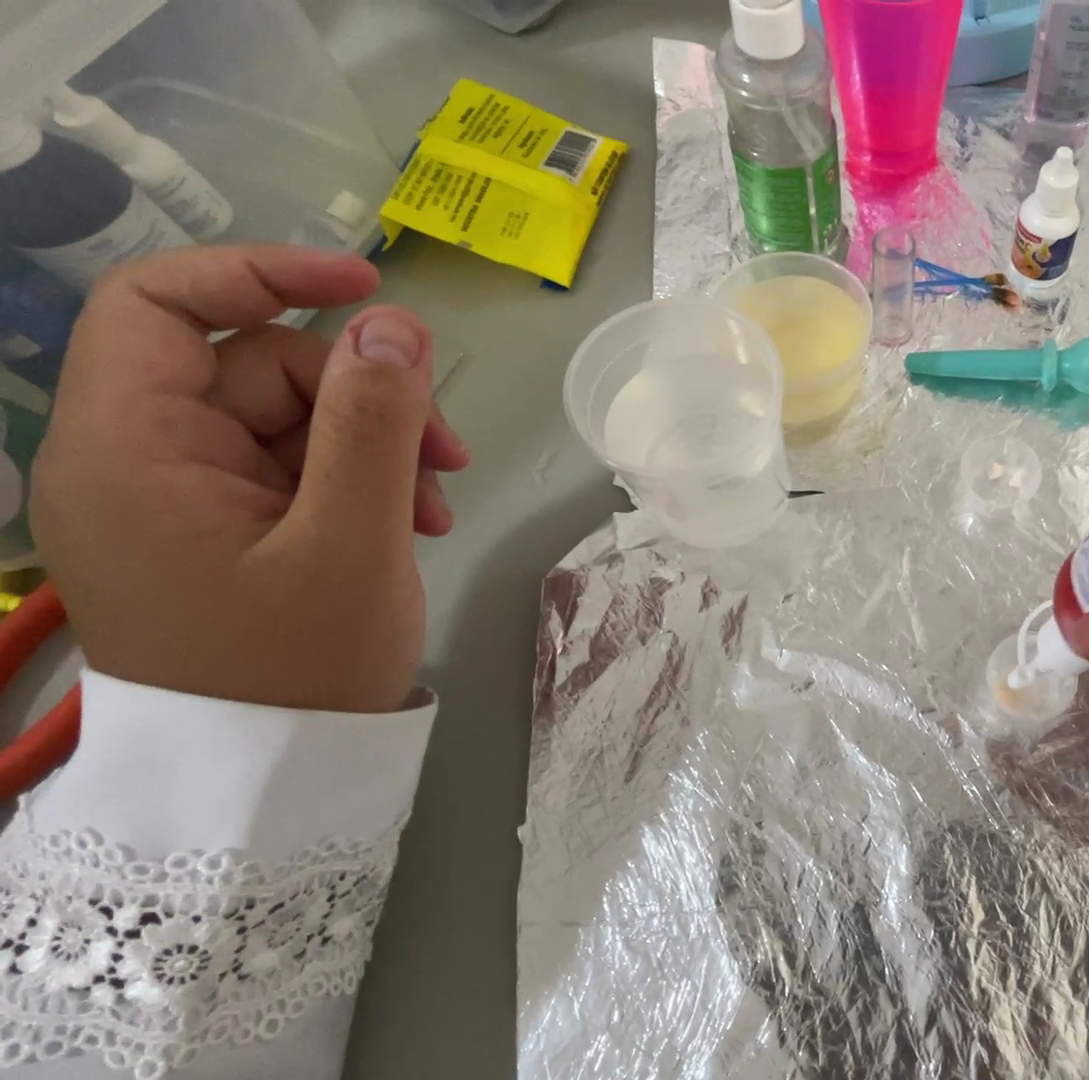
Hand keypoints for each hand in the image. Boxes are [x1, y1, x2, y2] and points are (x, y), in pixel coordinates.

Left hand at [30, 246, 470, 714]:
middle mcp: (137, 461)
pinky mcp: (220, 528)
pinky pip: (294, 468)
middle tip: (448, 456)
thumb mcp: (356, 538)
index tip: (370, 288)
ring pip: (291, 420)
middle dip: (364, 396)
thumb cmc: (301, 664)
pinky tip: (409, 522)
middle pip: (255, 369)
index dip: (262, 275)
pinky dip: (359, 481)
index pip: (160, 306)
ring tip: (436, 507)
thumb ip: (375, 423)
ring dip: (377, 446)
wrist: (271, 778)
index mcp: (130, 451)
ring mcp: (180, 498)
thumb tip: (395, 323)